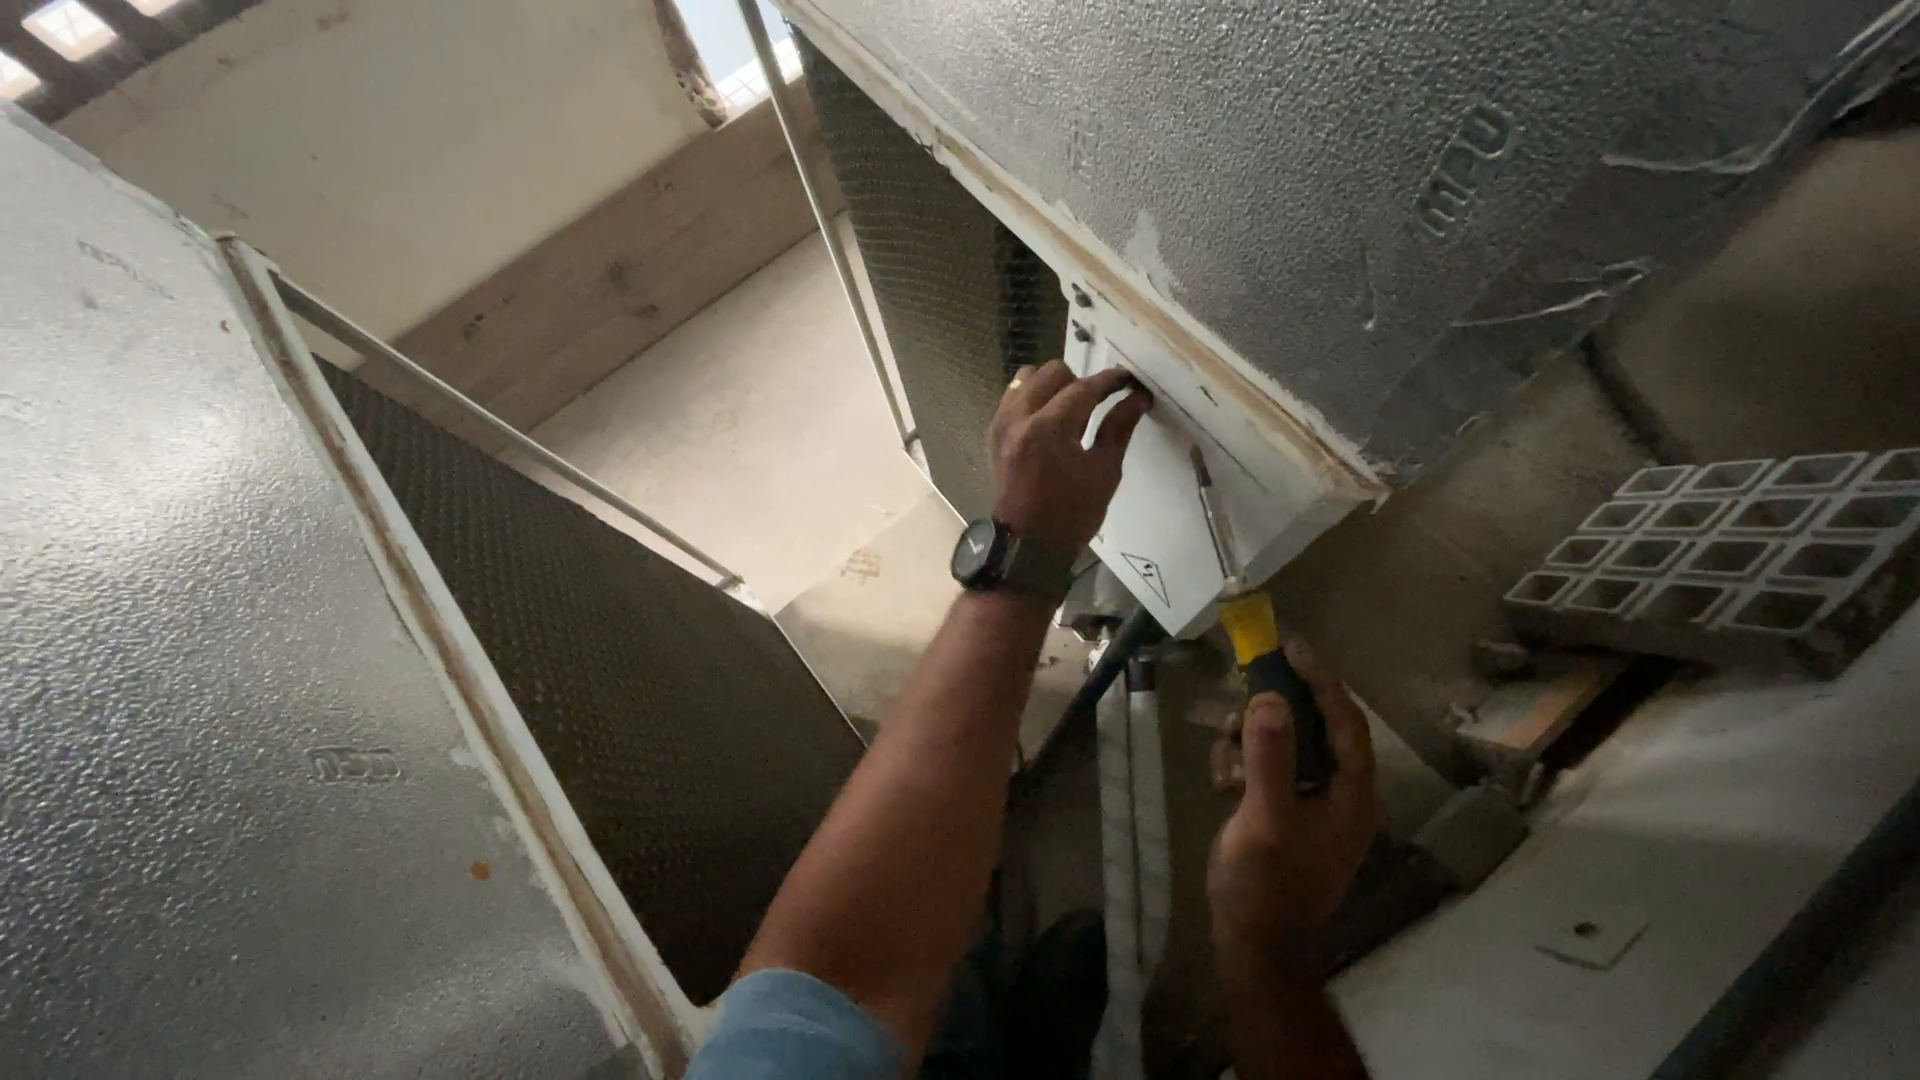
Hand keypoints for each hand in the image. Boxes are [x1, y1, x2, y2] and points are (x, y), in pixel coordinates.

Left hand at [988, 360, 1151, 553]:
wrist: (1027, 546)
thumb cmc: (1071, 515)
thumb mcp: (1104, 473)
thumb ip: (1118, 428)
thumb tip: (1137, 398)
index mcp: (1048, 430)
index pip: (1083, 388)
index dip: (1110, 380)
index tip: (1129, 379)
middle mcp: (1019, 419)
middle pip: (1052, 373)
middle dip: (1079, 381)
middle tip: (1097, 403)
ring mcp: (1001, 424)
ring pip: (1027, 378)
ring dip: (1052, 385)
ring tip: (1069, 410)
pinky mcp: (993, 433)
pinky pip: (1013, 397)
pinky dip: (1032, 398)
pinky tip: (1048, 419)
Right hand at [1208, 639, 1377, 975]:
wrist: (1253, 941)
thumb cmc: (1267, 883)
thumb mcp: (1266, 818)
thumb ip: (1270, 756)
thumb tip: (1271, 696)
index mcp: (1352, 793)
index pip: (1345, 721)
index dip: (1322, 680)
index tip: (1291, 646)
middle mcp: (1340, 792)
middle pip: (1313, 728)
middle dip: (1274, 710)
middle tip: (1243, 687)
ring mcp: (1311, 803)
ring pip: (1283, 745)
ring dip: (1250, 740)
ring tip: (1224, 756)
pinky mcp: (1285, 812)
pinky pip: (1266, 768)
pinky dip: (1242, 764)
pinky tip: (1223, 782)